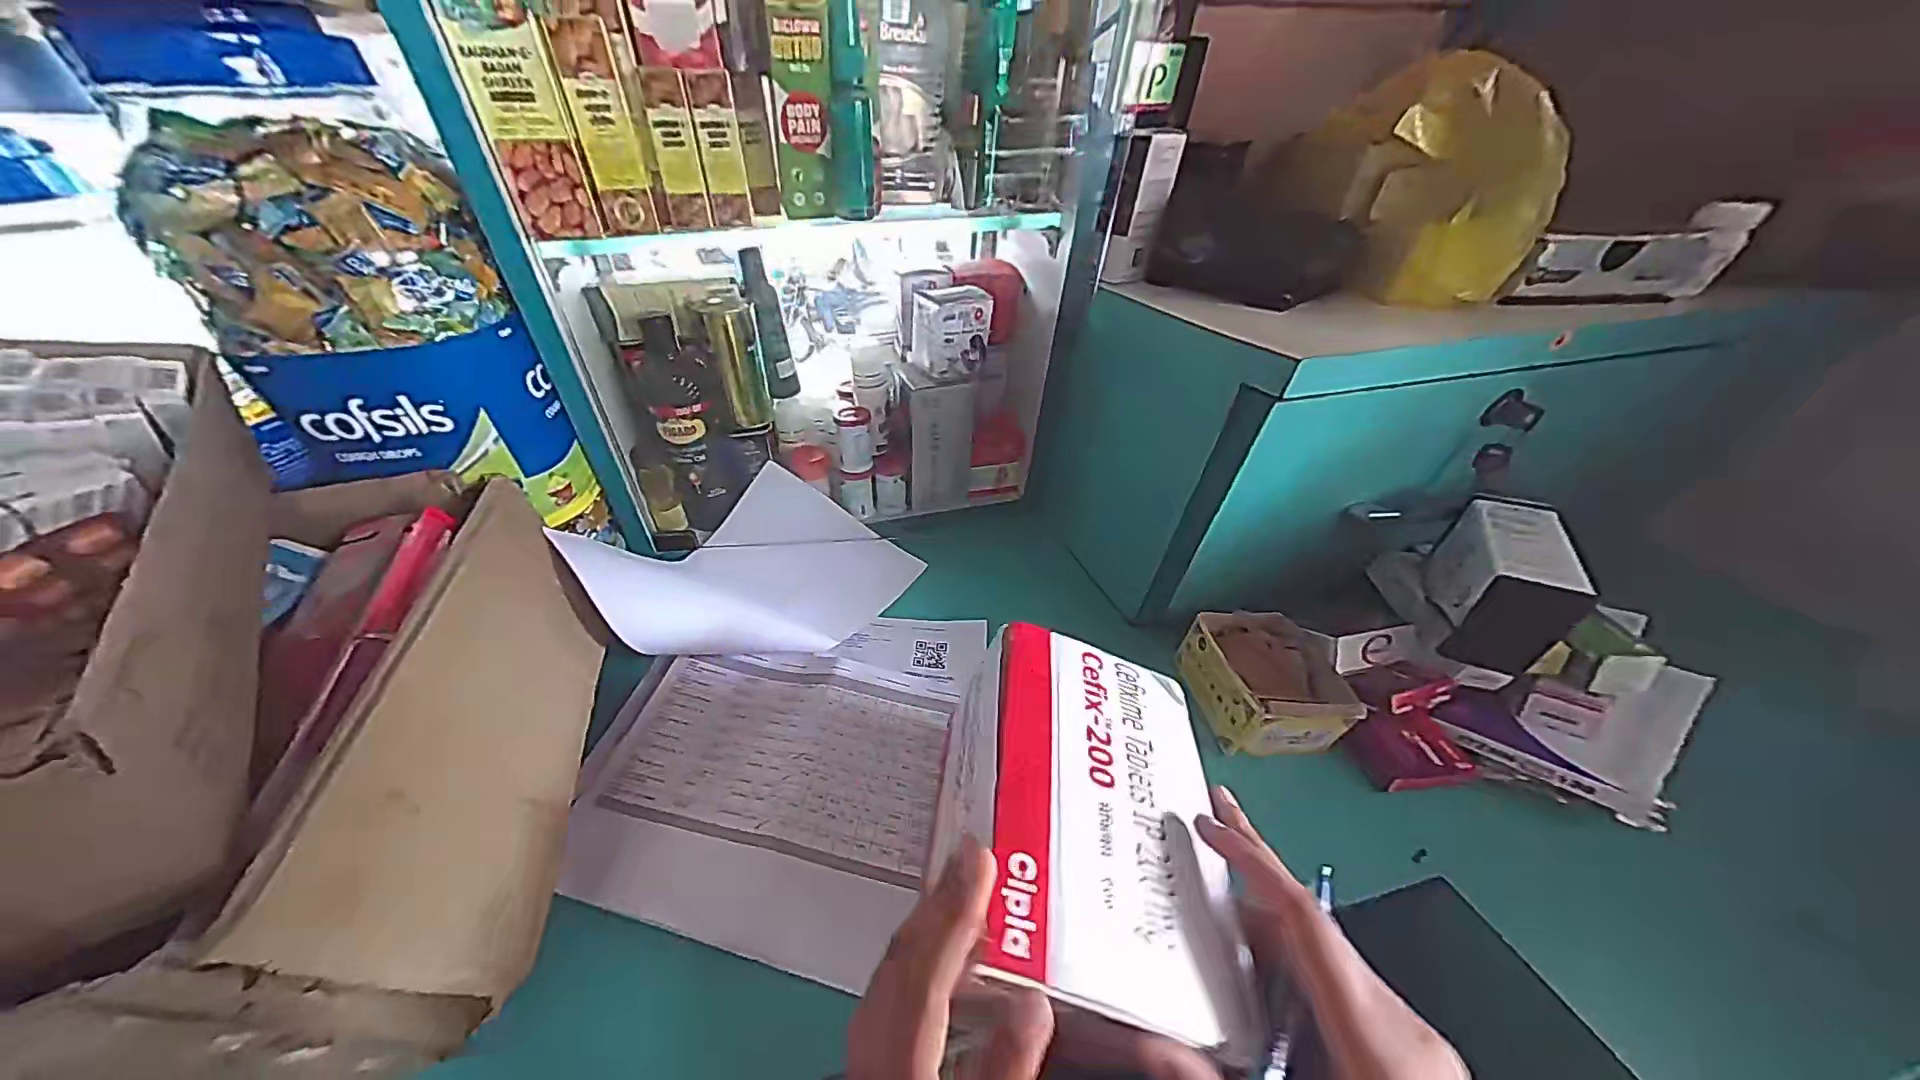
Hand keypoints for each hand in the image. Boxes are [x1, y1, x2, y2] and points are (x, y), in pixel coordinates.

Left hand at [847, 834, 1053, 1079]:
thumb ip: (1009, 1064)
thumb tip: (1034, 1005)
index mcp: (902, 1056)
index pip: (932, 968)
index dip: (960, 906)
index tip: (981, 858)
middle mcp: (876, 1040)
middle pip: (905, 954)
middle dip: (942, 896)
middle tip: (972, 853)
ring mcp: (865, 1042)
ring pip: (893, 962)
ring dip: (929, 915)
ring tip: (961, 883)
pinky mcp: (866, 1047)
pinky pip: (887, 980)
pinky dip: (917, 945)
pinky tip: (941, 940)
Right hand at [1196, 787, 1469, 1079]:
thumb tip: (1157, 1047)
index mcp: (1379, 1040)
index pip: (1307, 921)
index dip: (1254, 864)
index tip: (1212, 825)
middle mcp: (1402, 1027)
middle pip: (1315, 924)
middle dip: (1260, 864)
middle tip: (1218, 812)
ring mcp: (1413, 1041)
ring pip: (1326, 955)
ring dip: (1267, 920)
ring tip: (1213, 891)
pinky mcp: (1410, 1057)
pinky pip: (1340, 987)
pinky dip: (1291, 964)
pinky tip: (1256, 971)